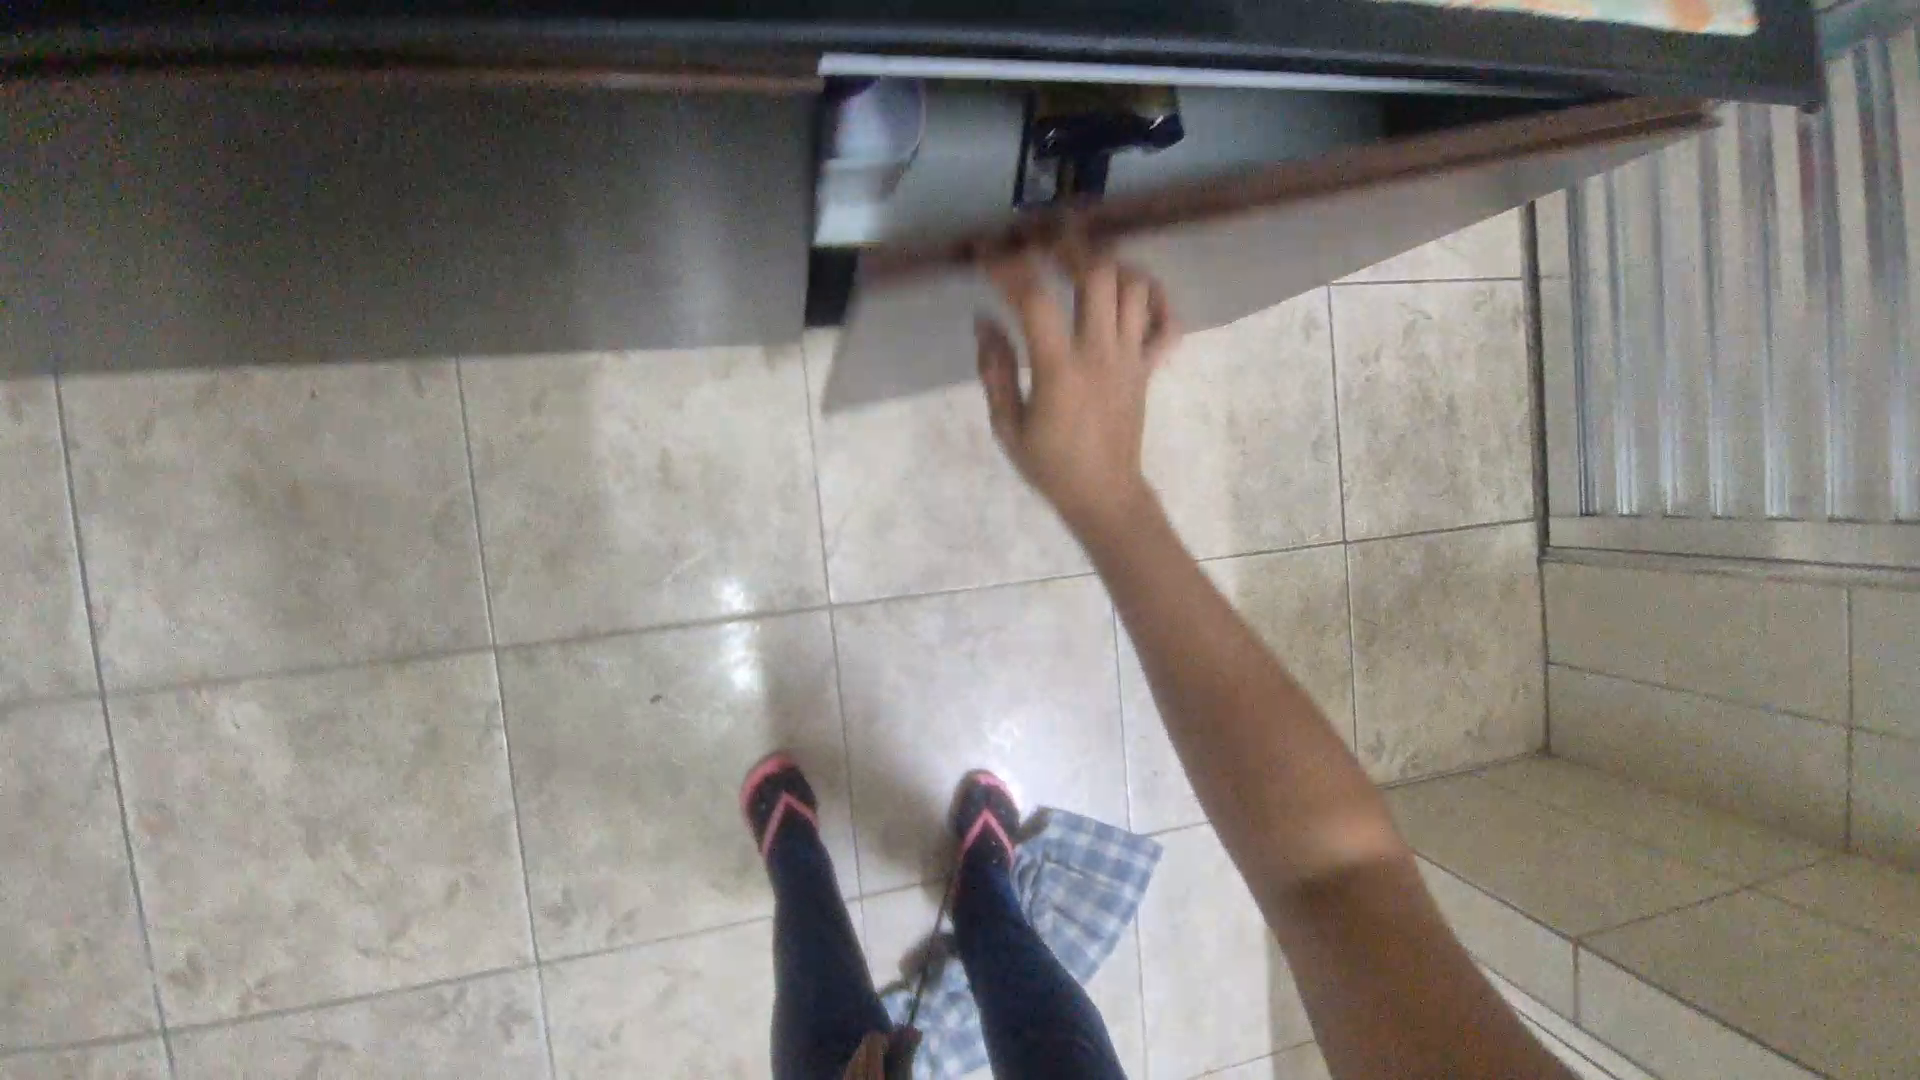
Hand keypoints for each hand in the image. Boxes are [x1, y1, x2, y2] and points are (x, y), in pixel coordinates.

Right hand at [976, 250, 1180, 537]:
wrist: (1105, 495)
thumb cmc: (1051, 466)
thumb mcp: (1007, 426)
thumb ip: (994, 370)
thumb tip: (984, 321)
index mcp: (1060, 369)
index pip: (1034, 299)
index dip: (1008, 268)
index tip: (989, 255)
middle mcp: (1101, 353)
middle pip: (1098, 274)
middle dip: (1070, 245)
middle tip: (1046, 240)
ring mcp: (1131, 358)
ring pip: (1135, 289)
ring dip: (1111, 265)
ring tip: (1085, 263)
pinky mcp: (1149, 369)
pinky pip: (1168, 324)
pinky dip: (1156, 301)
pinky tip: (1132, 296)